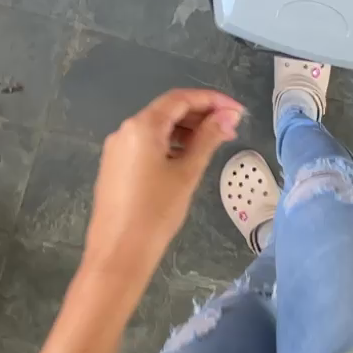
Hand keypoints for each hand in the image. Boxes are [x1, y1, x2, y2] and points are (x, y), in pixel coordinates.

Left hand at [82, 89, 244, 291]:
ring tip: (215, 142)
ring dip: (187, 130)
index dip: (212, 100)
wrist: (118, 253)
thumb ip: (208, 139)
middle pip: (168, 110)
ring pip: (157, 127)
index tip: (237, 111)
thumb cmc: (156, 212)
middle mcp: (125, 130)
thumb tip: (228, 117)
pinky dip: (170, 143)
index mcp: (142, 126)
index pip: (181, 99)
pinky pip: (146, 143)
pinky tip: (188, 157)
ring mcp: (117, 148)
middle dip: (201, 115)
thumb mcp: (187, 173)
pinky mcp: (115, 165)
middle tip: (231, 127)